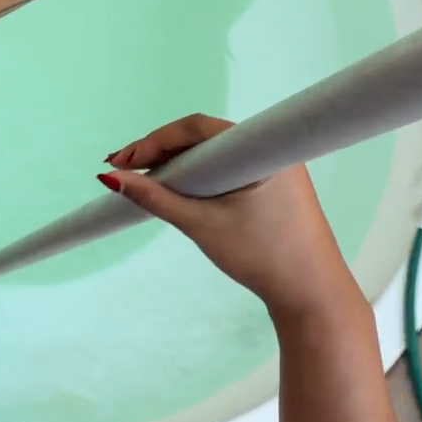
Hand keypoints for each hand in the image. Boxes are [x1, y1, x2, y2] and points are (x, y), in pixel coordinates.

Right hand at [100, 114, 365, 320]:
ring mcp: (272, 165)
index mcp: (259, 152)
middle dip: (157, 150)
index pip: (196, 129)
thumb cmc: (261, 256)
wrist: (310, 293)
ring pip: (210, 152)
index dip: (154, 141)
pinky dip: (194, 173)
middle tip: (121, 168)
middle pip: (201, 136)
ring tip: (139, 177)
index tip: (122, 161)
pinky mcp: (270, 182)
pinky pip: (222, 165)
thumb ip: (153, 197)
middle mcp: (269, 149)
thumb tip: (110, 179)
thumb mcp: (199, 224)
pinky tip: (172, 185)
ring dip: (174, 162)